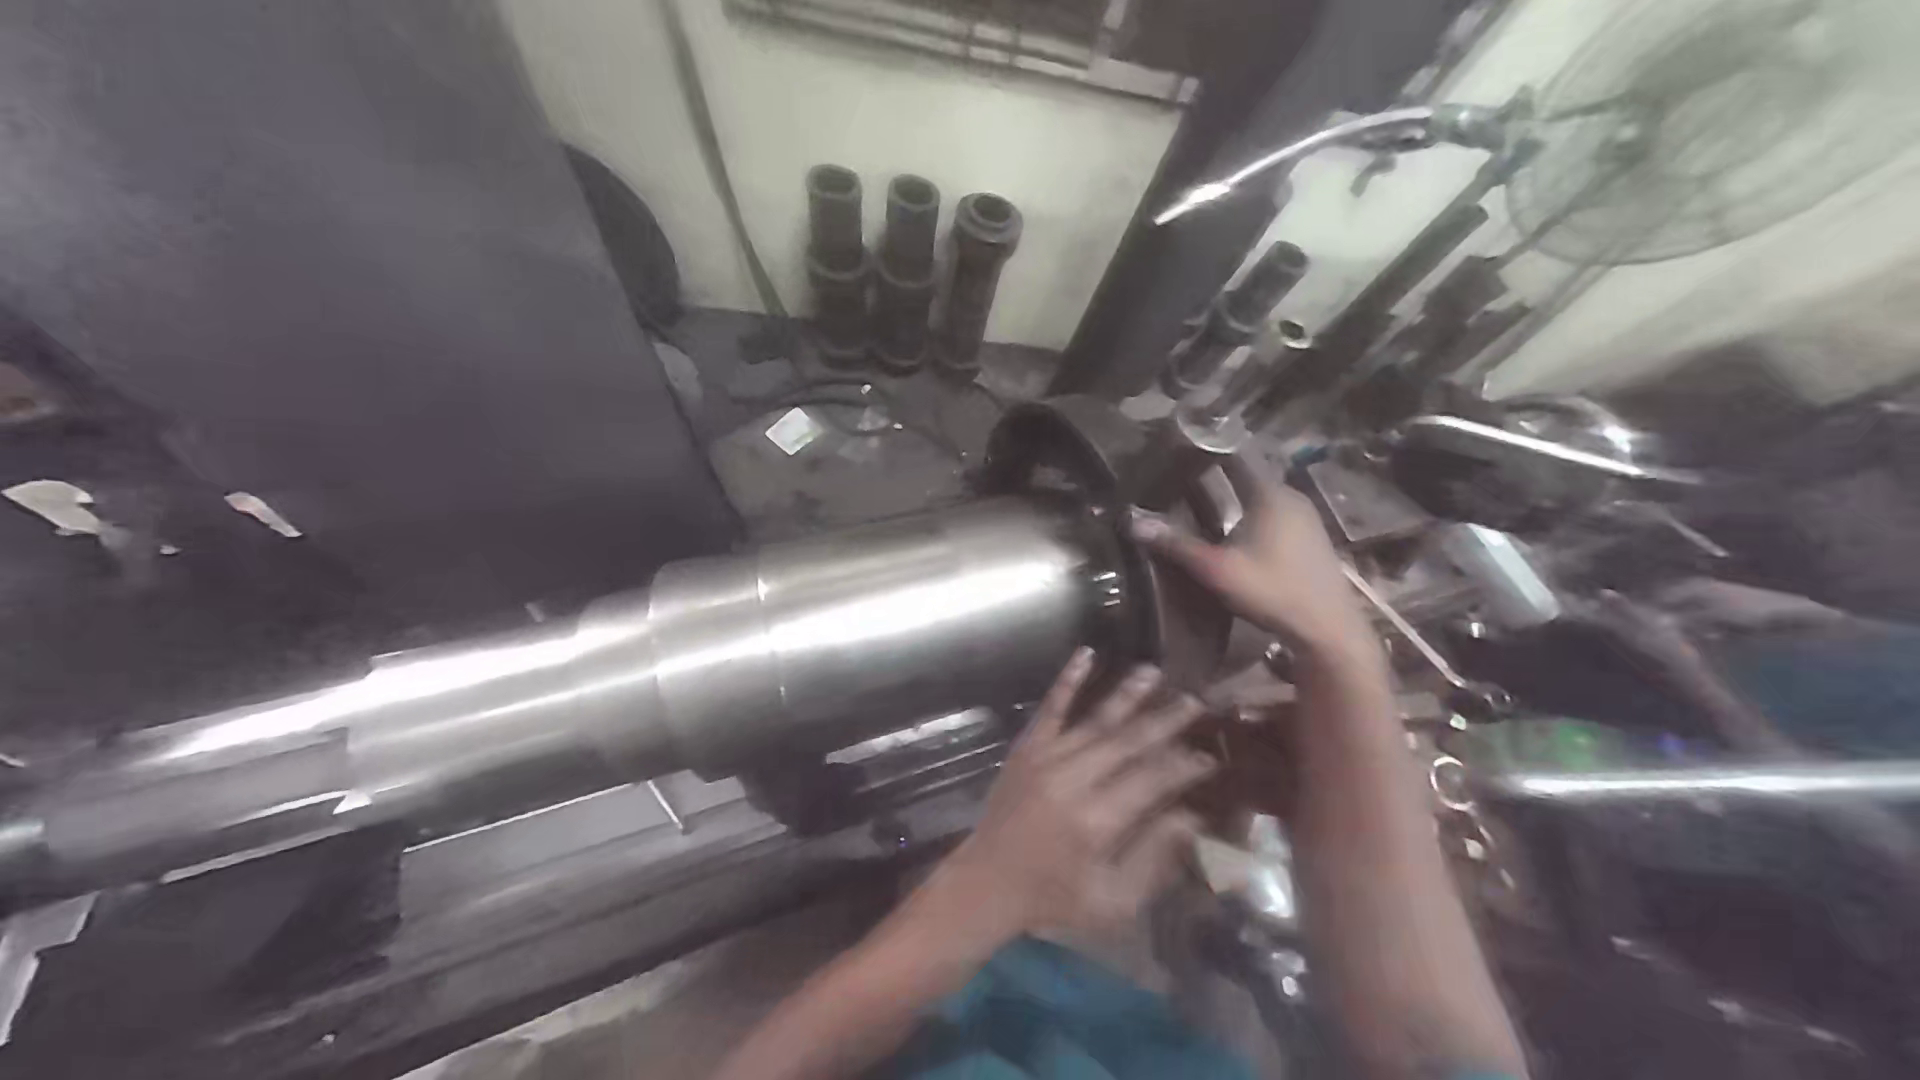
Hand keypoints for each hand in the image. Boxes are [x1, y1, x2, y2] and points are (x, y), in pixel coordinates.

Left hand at [929, 649, 1212, 941]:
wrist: (988, 881)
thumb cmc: (1055, 897)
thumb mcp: (1113, 900)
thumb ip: (1153, 857)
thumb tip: (1190, 816)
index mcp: (1097, 820)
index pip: (1152, 780)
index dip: (1184, 766)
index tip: (1210, 755)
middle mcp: (1073, 780)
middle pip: (1128, 742)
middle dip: (1166, 720)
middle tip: (1196, 701)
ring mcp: (1046, 758)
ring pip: (1095, 719)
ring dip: (1127, 694)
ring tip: (1155, 671)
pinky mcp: (1027, 748)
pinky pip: (1050, 708)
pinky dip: (1067, 679)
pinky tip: (1085, 654)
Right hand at [1130, 460, 1375, 661]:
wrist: (1328, 628)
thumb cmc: (1272, 590)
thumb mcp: (1216, 569)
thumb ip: (1175, 544)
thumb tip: (1133, 522)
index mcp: (1268, 494)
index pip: (1234, 457)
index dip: (1207, 449)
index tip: (1179, 448)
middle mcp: (1289, 496)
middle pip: (1247, 476)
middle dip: (1216, 476)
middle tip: (1181, 479)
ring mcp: (1305, 517)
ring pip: (1261, 496)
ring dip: (1234, 497)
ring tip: (1201, 503)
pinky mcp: (1310, 537)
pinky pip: (1273, 513)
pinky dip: (1250, 513)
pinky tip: (1234, 531)